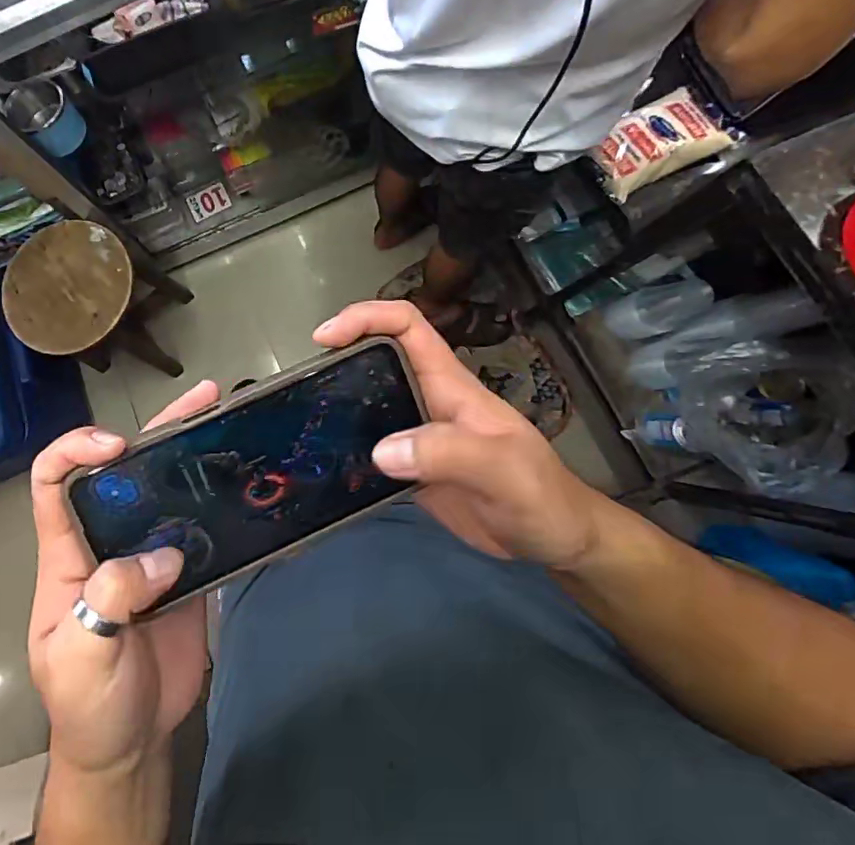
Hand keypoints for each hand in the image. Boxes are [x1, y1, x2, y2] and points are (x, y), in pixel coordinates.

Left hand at [27, 382, 217, 775]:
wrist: (129, 742)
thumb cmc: (85, 705)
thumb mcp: (78, 659)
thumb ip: (107, 604)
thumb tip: (162, 557)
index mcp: (68, 554)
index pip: (54, 481)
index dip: (75, 451)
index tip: (115, 446)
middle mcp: (109, 540)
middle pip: (125, 469)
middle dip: (156, 430)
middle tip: (202, 398)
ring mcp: (150, 555)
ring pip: (169, 490)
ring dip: (195, 453)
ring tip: (228, 420)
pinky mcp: (186, 573)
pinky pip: (203, 527)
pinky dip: (223, 501)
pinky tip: (246, 481)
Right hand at [312, 301, 613, 569]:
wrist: (555, 538)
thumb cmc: (539, 494)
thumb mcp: (501, 469)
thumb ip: (448, 453)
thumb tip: (380, 450)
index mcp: (450, 385)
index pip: (407, 326)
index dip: (367, 317)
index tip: (326, 336)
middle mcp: (428, 401)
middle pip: (378, 358)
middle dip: (339, 357)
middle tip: (301, 386)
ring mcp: (419, 436)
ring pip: (369, 403)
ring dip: (337, 405)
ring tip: (299, 424)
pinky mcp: (413, 469)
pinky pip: (372, 448)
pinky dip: (347, 450)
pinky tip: (326, 466)